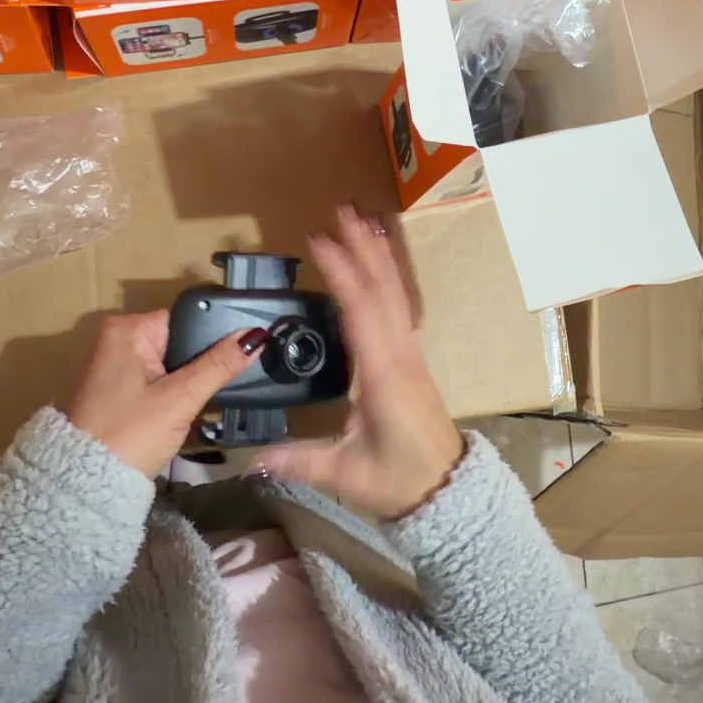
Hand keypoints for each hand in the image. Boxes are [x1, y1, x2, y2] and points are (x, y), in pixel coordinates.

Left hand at [66, 310, 265, 476]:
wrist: (85, 486)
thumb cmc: (132, 434)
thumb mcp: (181, 398)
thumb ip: (219, 364)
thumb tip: (257, 335)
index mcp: (127, 328)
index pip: (186, 319)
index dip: (214, 337)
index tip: (240, 356)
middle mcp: (115, 337)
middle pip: (178, 340)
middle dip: (201, 361)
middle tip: (225, 381)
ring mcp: (111, 363)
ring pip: (168, 362)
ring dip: (187, 379)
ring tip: (207, 396)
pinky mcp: (113, 388)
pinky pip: (154, 378)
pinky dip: (171, 390)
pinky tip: (183, 406)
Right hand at [257, 205, 464, 519]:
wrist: (451, 492)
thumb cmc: (401, 482)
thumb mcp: (347, 474)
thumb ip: (299, 460)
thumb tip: (251, 459)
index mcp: (384, 376)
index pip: (362, 313)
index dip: (343, 274)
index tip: (321, 240)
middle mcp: (402, 355)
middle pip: (384, 291)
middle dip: (364, 248)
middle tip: (344, 210)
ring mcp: (412, 354)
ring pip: (397, 295)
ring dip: (380, 256)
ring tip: (365, 221)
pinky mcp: (413, 359)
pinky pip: (402, 308)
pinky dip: (390, 279)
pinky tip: (381, 265)